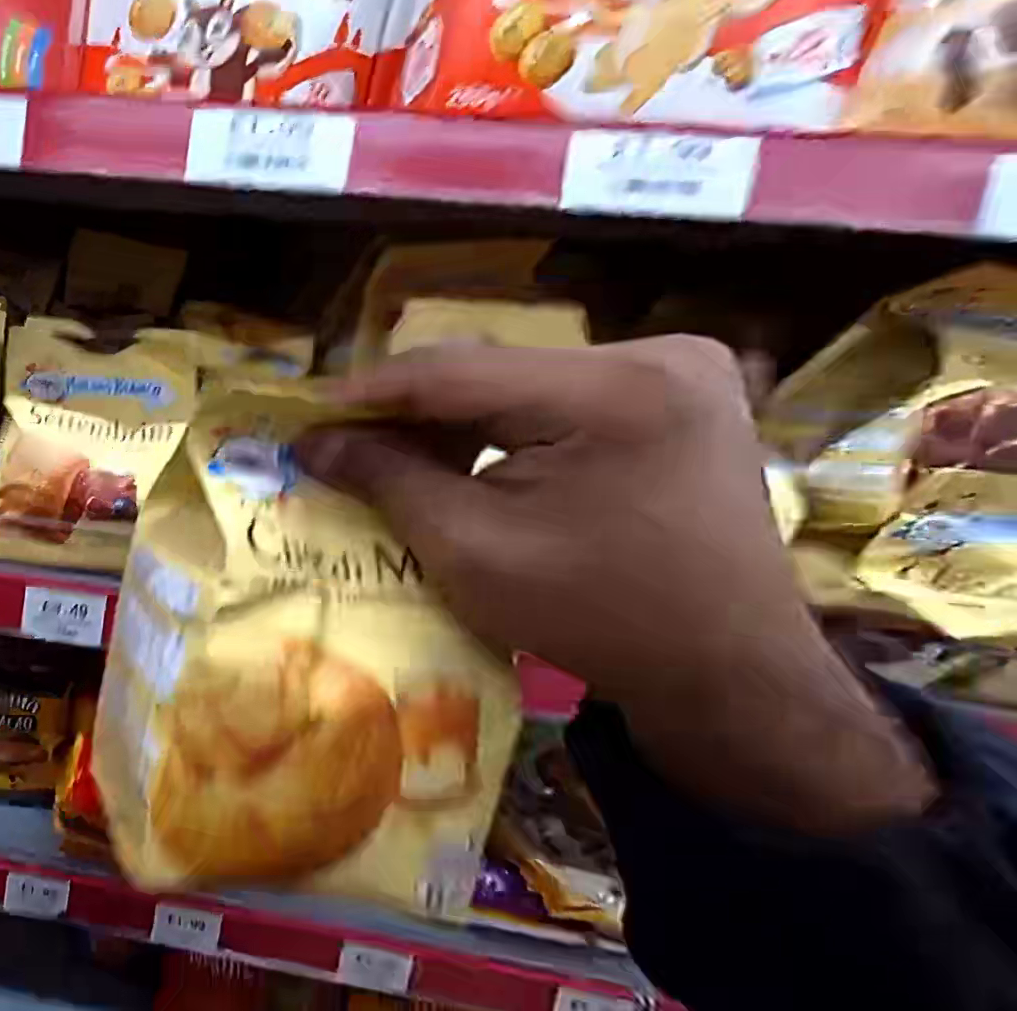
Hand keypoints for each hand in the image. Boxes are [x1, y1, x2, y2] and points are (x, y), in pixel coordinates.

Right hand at [295, 337, 932, 832]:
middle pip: (483, 372)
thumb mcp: (468, 547)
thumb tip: (310, 440)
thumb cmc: (594, 616)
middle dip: (402, 411)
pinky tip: (450, 460)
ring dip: (440, 420)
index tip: (302, 412)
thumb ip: (383, 478)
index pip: (452, 372)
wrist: (728, 674)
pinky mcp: (667, 396)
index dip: (366, 391)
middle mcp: (652, 355)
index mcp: (613, 390)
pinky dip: (487, 428)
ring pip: (508, 383)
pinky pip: (544, 399)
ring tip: (383, 457)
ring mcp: (669, 370)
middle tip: (336, 441)